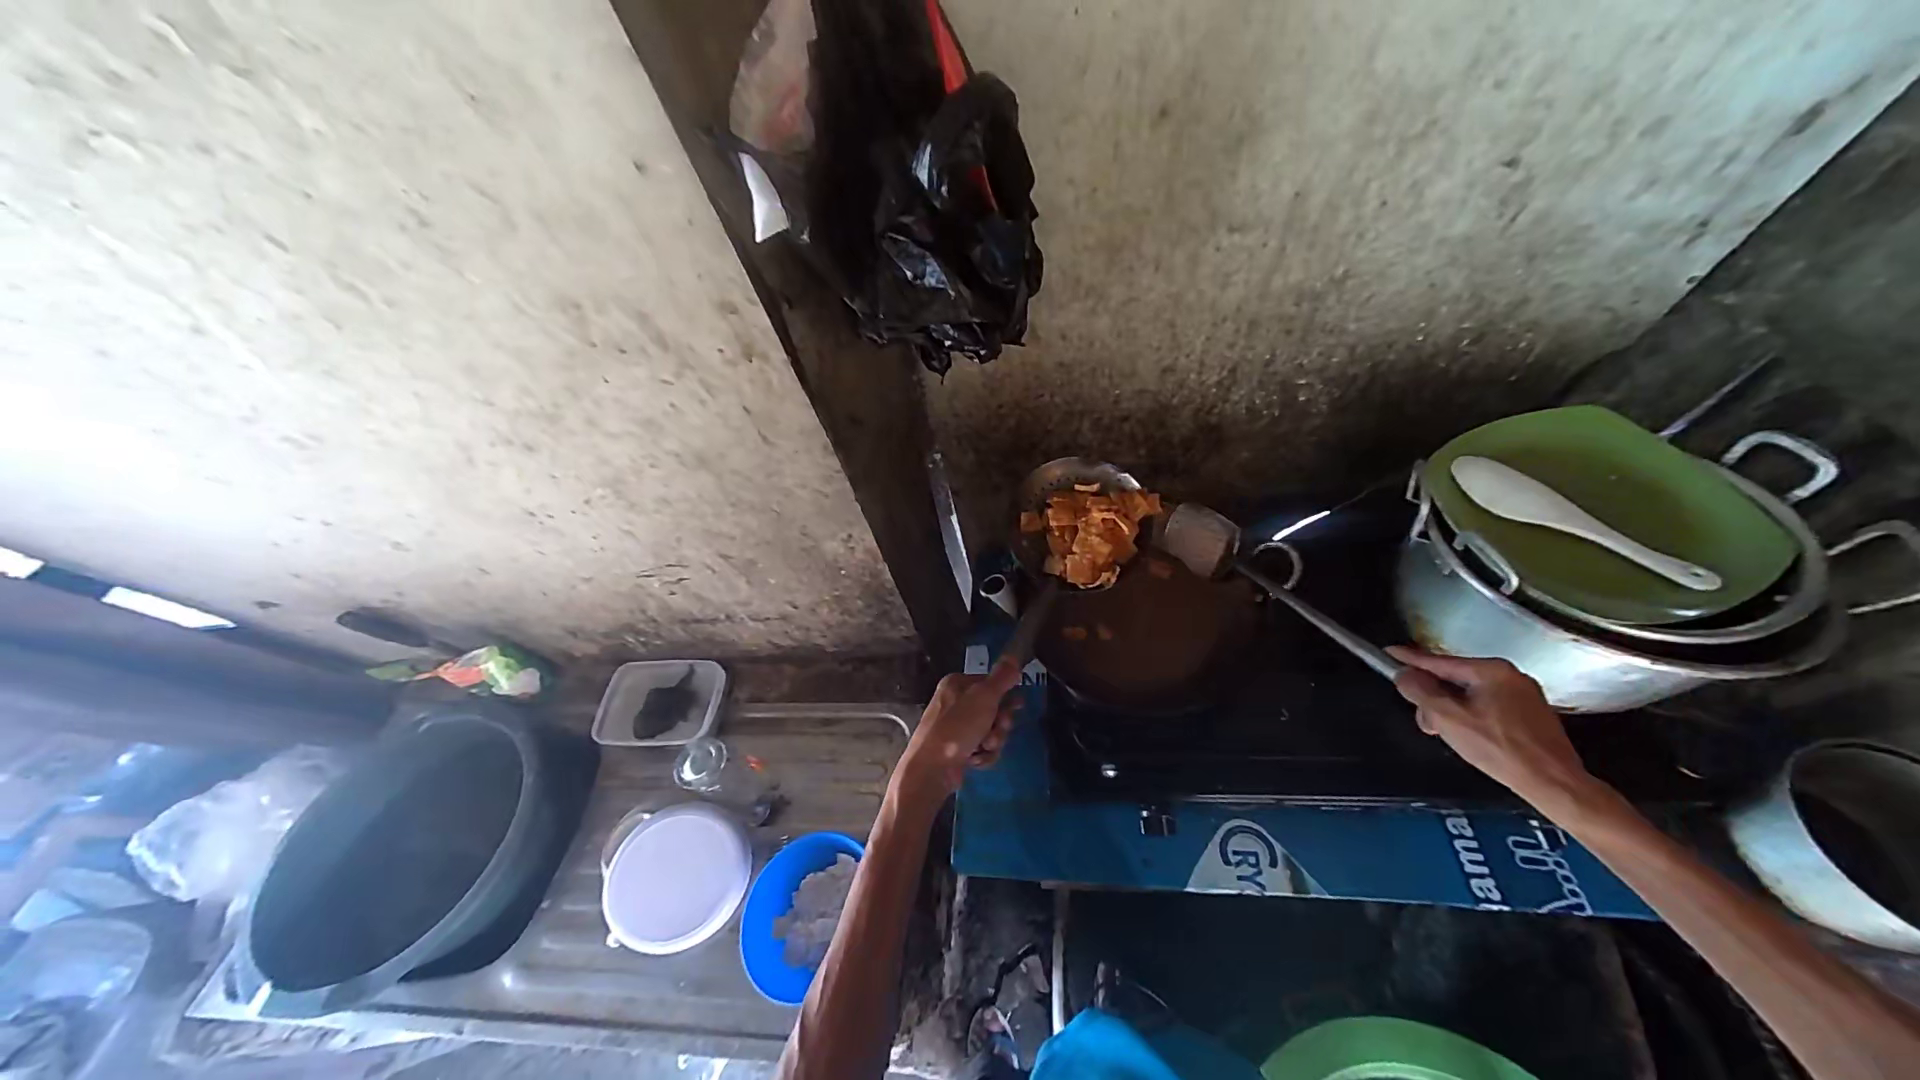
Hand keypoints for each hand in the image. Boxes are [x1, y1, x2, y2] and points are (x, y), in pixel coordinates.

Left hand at [894, 658, 1021, 804]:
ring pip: (991, 731)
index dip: (1006, 696)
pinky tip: (975, 760)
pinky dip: (983, 755)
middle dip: (1000, 724)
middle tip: (997, 730)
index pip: (992, 683)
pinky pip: (982, 748)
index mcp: (957, 684)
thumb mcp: (983, 697)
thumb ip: (1001, 677)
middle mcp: (955, 702)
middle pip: (994, 709)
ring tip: (983, 748)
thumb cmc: (957, 728)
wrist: (931, 769)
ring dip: (993, 741)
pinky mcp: (957, 749)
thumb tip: (1013, 656)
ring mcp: (955, 727)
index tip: (1016, 706)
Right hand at [1386, 646, 1599, 807]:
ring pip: (1469, 693)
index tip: (1388, 652)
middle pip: (1453, 678)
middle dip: (1433, 698)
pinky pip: (1487, 704)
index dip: (1408, 658)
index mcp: (1491, 671)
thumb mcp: (1446, 718)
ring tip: (1447, 733)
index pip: (1438, 661)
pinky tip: (1469, 736)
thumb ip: (1419, 691)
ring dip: (1450, 710)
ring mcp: (1523, 694)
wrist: (1553, 783)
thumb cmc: (1500, 750)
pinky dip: (1470, 716)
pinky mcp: (1530, 713)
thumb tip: (1404, 675)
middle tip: (1425, 720)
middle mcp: (1510, 675)